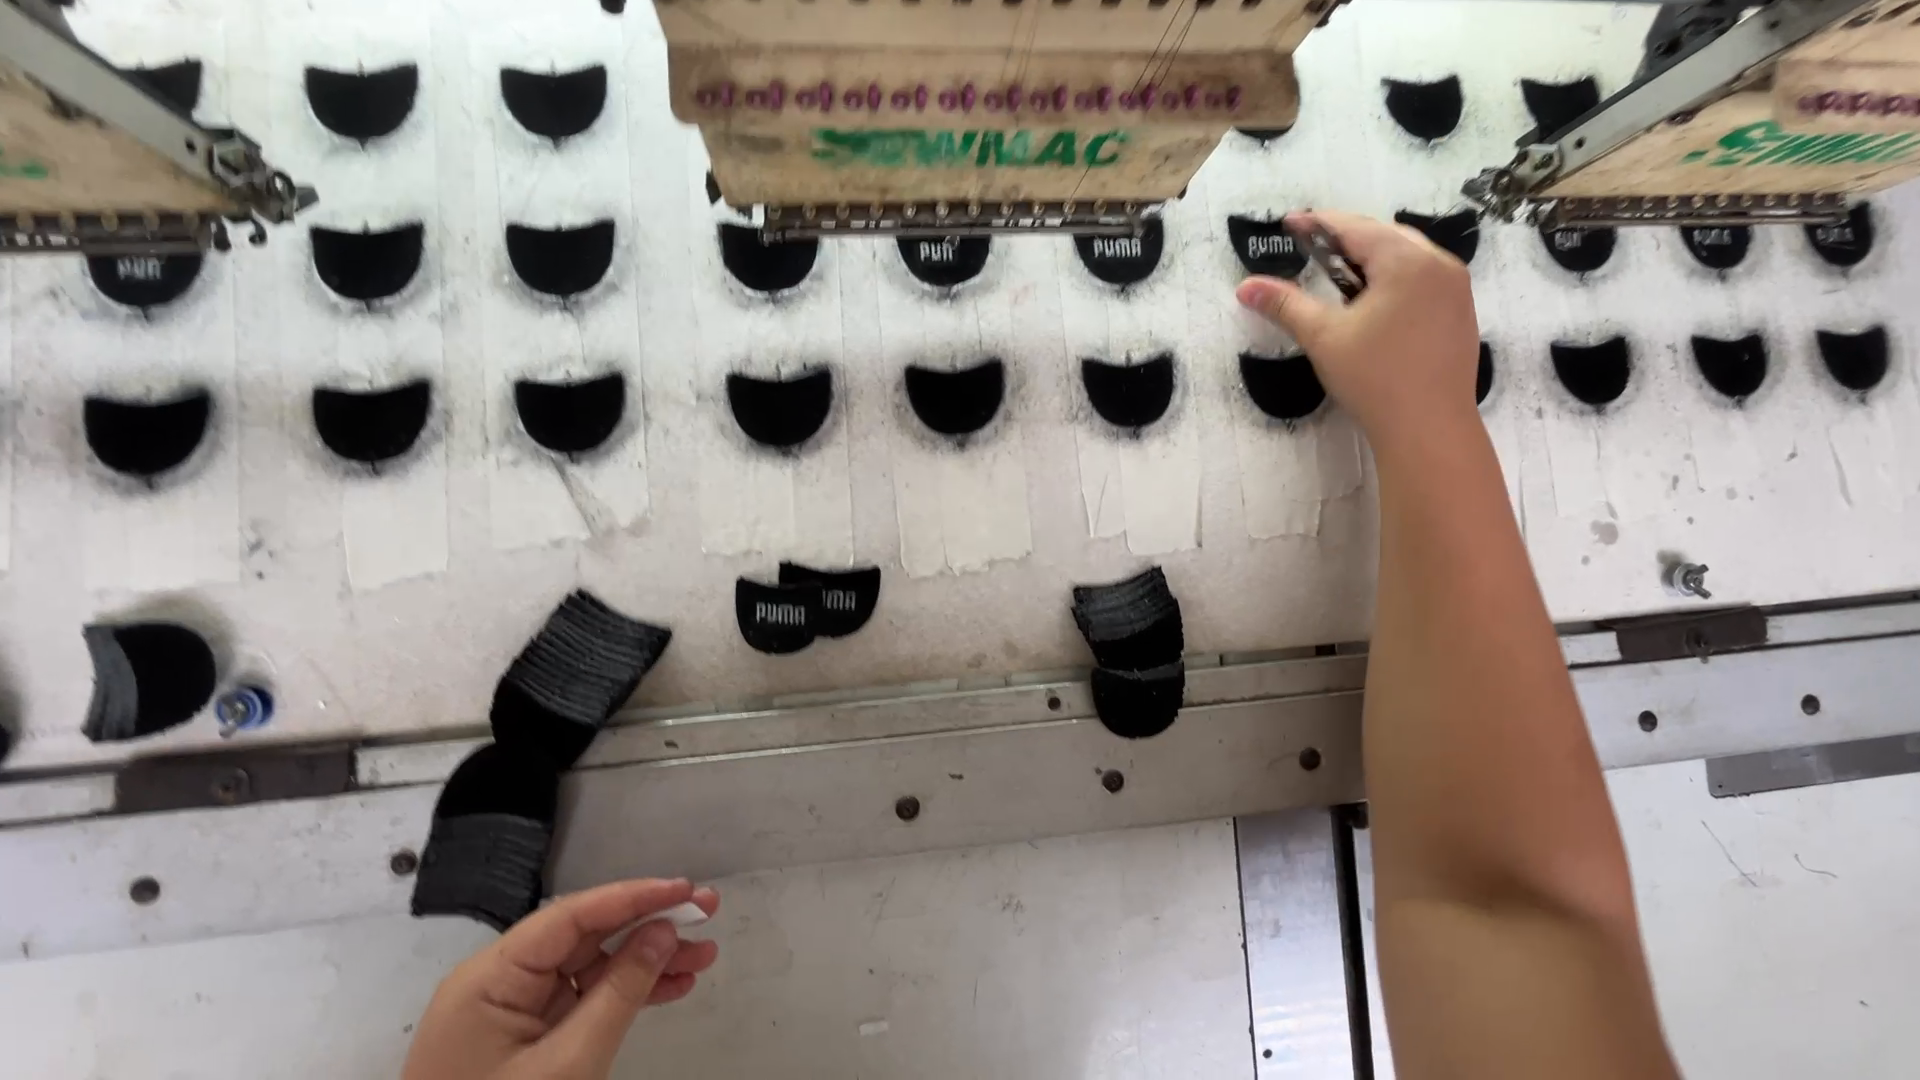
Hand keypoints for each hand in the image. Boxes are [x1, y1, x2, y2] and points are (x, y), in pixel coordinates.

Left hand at [404, 878, 720, 1079]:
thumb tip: (662, 931)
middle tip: (708, 911)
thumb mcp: (569, 1064)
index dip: (634, 896)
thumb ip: (619, 992)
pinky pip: (585, 1000)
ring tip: (704, 955)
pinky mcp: (527, 1040)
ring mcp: (514, 1012)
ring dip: (649, 961)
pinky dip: (629, 994)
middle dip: (649, 924)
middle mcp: (500, 982)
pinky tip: (674, 988)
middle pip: (586, 936)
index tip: (686, 889)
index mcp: (491, 977)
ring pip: (593, 967)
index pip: (572, 915)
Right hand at [1236, 210, 1481, 454]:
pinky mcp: (1460, 312)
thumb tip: (1245, 287)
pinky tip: (1372, 300)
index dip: (1319, 222)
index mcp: (1406, 261)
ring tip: (1339, 272)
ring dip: (1371, 257)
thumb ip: (1285, 305)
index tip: (1290, 222)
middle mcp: (1439, 264)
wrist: (1429, 427)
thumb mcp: (1323, 337)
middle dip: (1346, 237)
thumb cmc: (1374, 378)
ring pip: (1407, 256)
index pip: (1356, 227)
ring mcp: (1455, 288)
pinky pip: (1423, 278)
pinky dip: (1393, 278)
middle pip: (1385, 236)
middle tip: (1311, 245)